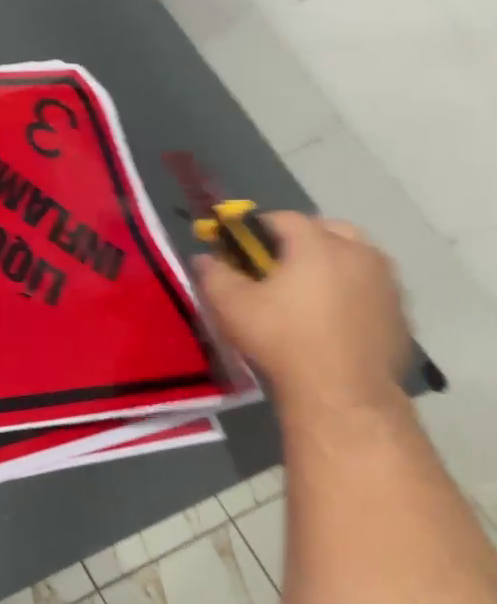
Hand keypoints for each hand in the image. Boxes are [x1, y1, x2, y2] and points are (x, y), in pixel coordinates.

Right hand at [193, 211, 409, 410]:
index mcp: (318, 246)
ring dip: (329, 260)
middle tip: (274, 261)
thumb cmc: (280, 336)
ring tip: (303, 286)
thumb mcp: (230, 304)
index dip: (256, 225)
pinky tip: (328, 312)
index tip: (236, 243)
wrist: (341, 385)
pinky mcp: (398, 307)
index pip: (285, 218)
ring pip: (356, 254)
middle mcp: (360, 254)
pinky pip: (370, 283)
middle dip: (301, 237)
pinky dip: (349, 285)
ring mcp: (386, 281)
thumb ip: (214, 274)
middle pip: (330, 228)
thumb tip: (204, 257)